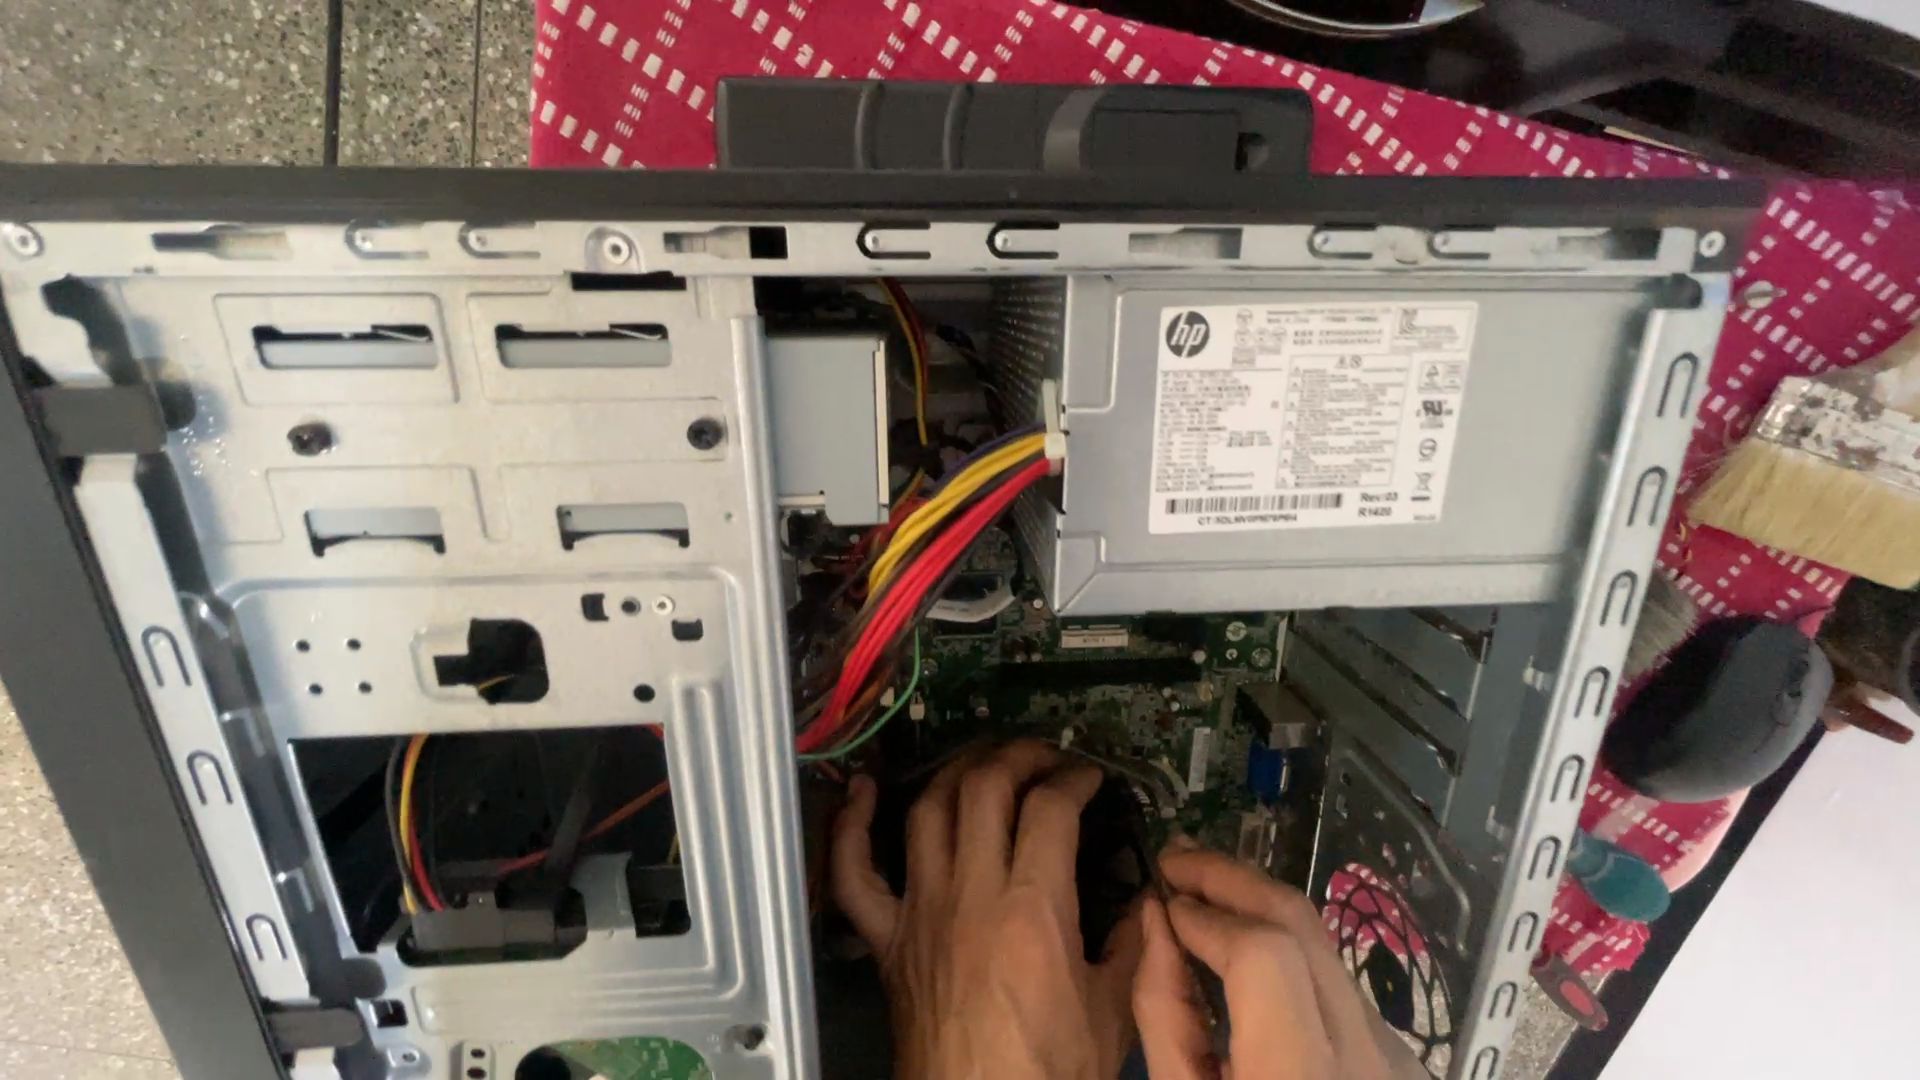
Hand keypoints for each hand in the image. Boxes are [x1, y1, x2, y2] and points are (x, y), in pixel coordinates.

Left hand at [832, 740, 1142, 1079]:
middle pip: (986, 788)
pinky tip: (860, 788)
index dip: (1074, 778)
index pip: (1050, 808)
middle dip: (1019, 756)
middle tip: (1044, 757)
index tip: (1089, 777)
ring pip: (928, 810)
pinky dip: (851, 824)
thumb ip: (1132, 946)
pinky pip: (855, 872)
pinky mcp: (886, 938)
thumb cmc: (1049, 1075)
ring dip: (957, 770)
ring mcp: (920, 910)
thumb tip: (1144, 900)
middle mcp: (971, 893)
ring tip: (984, 760)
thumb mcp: (1111, 1014)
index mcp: (1032, 910)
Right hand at [1135, 847, 1422, 1079]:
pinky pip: (1334, 976)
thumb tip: (1155, 918)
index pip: (1264, 957)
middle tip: (1173, 859)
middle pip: (1302, 924)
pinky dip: (1282, 943)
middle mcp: (1367, 1060)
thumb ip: (1162, 1012)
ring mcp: (1396, 1057)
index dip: (1205, 916)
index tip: (1161, 902)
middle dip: (1229, 878)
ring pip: (1322, 942)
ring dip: (1255, 901)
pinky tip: (1242, 946)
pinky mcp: (1403, 1057)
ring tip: (1200, 886)